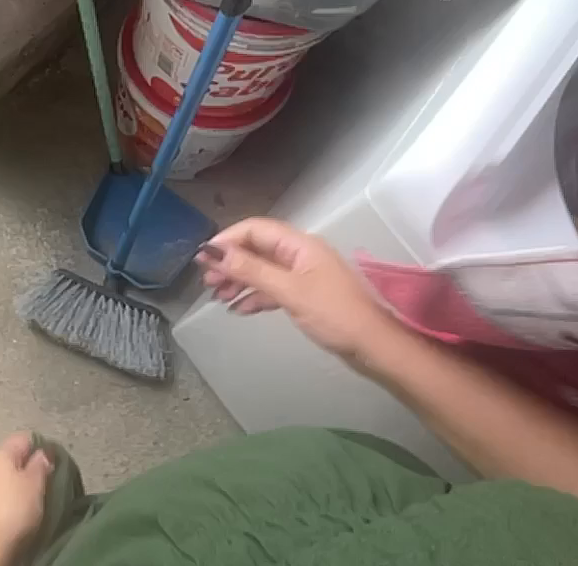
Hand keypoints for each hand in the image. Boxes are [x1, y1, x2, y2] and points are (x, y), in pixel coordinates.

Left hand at [0, 432, 53, 555]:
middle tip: (44, 484)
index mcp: (0, 452)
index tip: (53, 465)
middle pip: (12, 457)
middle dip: (29, 467)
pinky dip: (8, 499)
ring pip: (4, 476)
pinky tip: (16, 512)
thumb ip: (41, 465)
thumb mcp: (35, 485)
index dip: (41, 447)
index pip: (24, 438)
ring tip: (32, 500)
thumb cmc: (13, 510)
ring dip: (18, 485)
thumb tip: (43, 452)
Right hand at [199, 218, 390, 360]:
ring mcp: (302, 275)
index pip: (255, 230)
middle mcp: (299, 254)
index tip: (204, 257)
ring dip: (239, 280)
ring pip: (261, 270)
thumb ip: (251, 270)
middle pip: (256, 249)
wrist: (374, 348)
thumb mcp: (289, 291)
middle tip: (207, 281)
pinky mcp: (304, 296)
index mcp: (299, 244)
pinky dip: (254, 296)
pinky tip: (238, 309)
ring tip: (217, 296)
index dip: (228, 240)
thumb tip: (215, 251)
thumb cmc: (334, 314)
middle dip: (230, 262)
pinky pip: (271, 289)